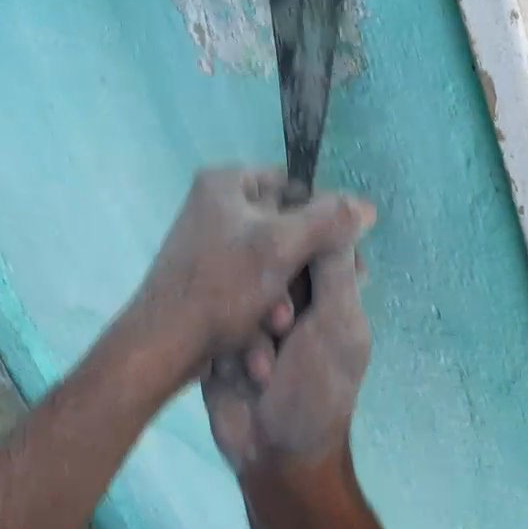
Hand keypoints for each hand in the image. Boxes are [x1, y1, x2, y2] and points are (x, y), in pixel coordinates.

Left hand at [133, 169, 372, 371]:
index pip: (291, 186)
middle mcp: (213, 204)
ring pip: (268, 262)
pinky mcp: (205, 277)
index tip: (341, 252)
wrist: (161, 346)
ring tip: (283, 324)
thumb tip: (366, 205)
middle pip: (283, 227)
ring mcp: (208, 242)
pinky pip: (247, 284)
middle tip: (326, 292)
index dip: (320, 216)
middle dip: (302, 267)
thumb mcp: (282, 248)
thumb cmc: (220, 287)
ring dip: (282, 296)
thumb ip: (328, 222)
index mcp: (225, 183)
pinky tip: (265, 337)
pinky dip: (259, 307)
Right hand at [203, 247, 372, 474]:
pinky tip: (239, 365)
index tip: (285, 248)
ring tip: (265, 359)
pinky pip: (219, 312)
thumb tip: (355, 207)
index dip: (298, 237)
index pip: (312, 235)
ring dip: (251, 321)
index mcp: (328, 286)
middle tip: (281, 325)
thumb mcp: (338, 324)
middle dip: (270, 288)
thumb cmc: (318, 391)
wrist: (273, 456)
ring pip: (242, 282)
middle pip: (270, 255)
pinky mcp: (225, 331)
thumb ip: (336, 266)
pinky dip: (229, 337)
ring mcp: (255, 312)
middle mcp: (292, 292)